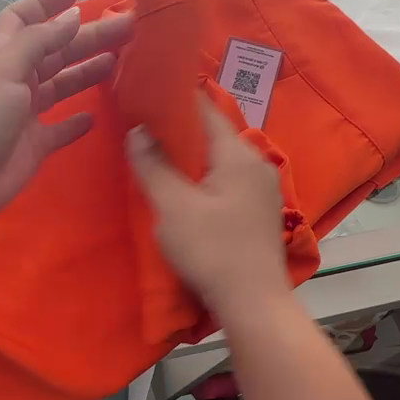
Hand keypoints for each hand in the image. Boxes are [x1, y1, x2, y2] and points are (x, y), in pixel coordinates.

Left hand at [0, 0, 131, 214]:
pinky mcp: (34, 144)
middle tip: (126, 26)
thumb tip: (73, 16)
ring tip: (120, 59)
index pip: (22, 19)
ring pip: (61, 85)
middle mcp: (13, 80)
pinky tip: (96, 114)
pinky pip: (60, 128)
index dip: (47, 2)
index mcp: (0, 56)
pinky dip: (76, 121)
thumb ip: (39, 41)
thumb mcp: (5, 68)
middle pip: (53, 50)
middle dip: (86, 36)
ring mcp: (24, 113)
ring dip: (87, 71)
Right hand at [127, 93, 290, 318]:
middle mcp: (256, 164)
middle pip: (212, 134)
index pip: (205, 110)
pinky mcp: (256, 211)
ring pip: (217, 159)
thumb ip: (153, 165)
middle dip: (177, 130)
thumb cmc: (211, 250)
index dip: (174, 100)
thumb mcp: (173, 206)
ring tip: (154, 157)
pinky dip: (200, 177)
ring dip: (188, 157)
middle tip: (141, 128)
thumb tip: (138, 130)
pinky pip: (223, 180)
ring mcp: (260, 189)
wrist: (252, 303)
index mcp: (238, 155)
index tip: (144, 97)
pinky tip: (179, 189)